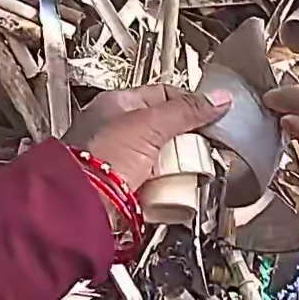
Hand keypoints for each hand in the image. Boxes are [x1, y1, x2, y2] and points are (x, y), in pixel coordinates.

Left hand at [63, 85, 230, 189]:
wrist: (80, 204)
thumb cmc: (99, 157)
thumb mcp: (150, 125)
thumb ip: (186, 111)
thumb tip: (218, 99)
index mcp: (117, 104)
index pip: (162, 95)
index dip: (189, 104)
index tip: (212, 116)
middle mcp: (116, 129)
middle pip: (164, 128)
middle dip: (185, 139)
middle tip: (205, 146)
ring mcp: (119, 159)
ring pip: (161, 156)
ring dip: (178, 164)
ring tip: (192, 168)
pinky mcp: (124, 187)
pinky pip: (155, 181)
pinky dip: (167, 184)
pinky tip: (175, 186)